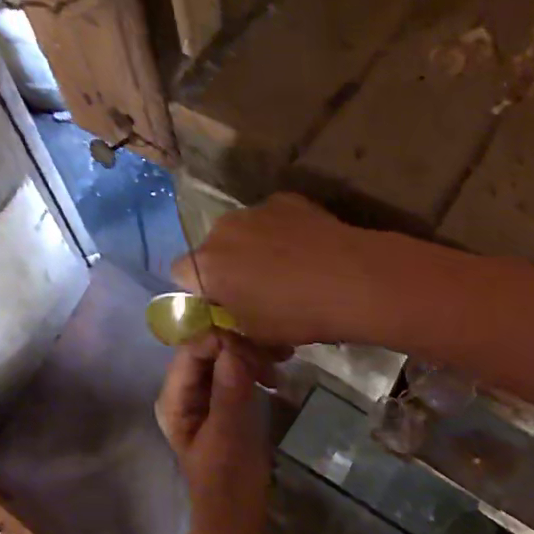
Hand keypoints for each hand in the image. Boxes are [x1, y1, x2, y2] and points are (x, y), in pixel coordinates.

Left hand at [155, 333, 270, 533]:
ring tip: (282, 362)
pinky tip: (276, 375)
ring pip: (224, 355)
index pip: (194, 348)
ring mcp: (204, 394)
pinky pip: (235, 370)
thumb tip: (234, 349)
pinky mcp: (223, 400)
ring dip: (252, 353)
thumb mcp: (229, 438)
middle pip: (209, 347)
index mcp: (174, 398)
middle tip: (280, 355)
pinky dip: (255, 365)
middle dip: (242, 343)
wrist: (235, 521)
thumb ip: (228, 393)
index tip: (262, 353)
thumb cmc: (227, 485)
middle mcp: (184, 390)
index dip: (226, 341)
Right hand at [170, 194, 383, 347]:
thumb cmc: (296, 315)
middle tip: (257, 291)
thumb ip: (228, 322)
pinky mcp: (286, 199)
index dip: (199, 292)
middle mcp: (222, 229)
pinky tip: (308, 251)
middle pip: (212, 249)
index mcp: (205, 265)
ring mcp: (255, 209)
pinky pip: (272, 219)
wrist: (353, 280)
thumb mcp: (254, 334)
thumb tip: (225, 316)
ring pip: (243, 232)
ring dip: (253, 248)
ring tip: (288, 269)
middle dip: (227, 267)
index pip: (180, 275)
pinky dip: (281, 232)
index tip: (223, 306)